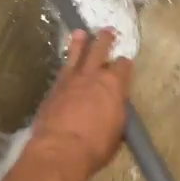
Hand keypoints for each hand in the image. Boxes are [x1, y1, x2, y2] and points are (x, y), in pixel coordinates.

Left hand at [27, 29, 132, 180]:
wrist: (60, 149)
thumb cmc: (96, 146)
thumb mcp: (117, 130)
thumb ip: (115, 111)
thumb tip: (113, 105)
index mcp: (113, 85)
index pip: (123, 67)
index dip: (125, 64)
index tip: (125, 63)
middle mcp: (92, 76)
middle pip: (99, 50)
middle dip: (104, 40)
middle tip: (107, 31)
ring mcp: (70, 80)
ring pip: (75, 54)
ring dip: (79, 43)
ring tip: (79, 33)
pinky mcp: (53, 89)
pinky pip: (61, 70)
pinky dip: (65, 65)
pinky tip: (65, 65)